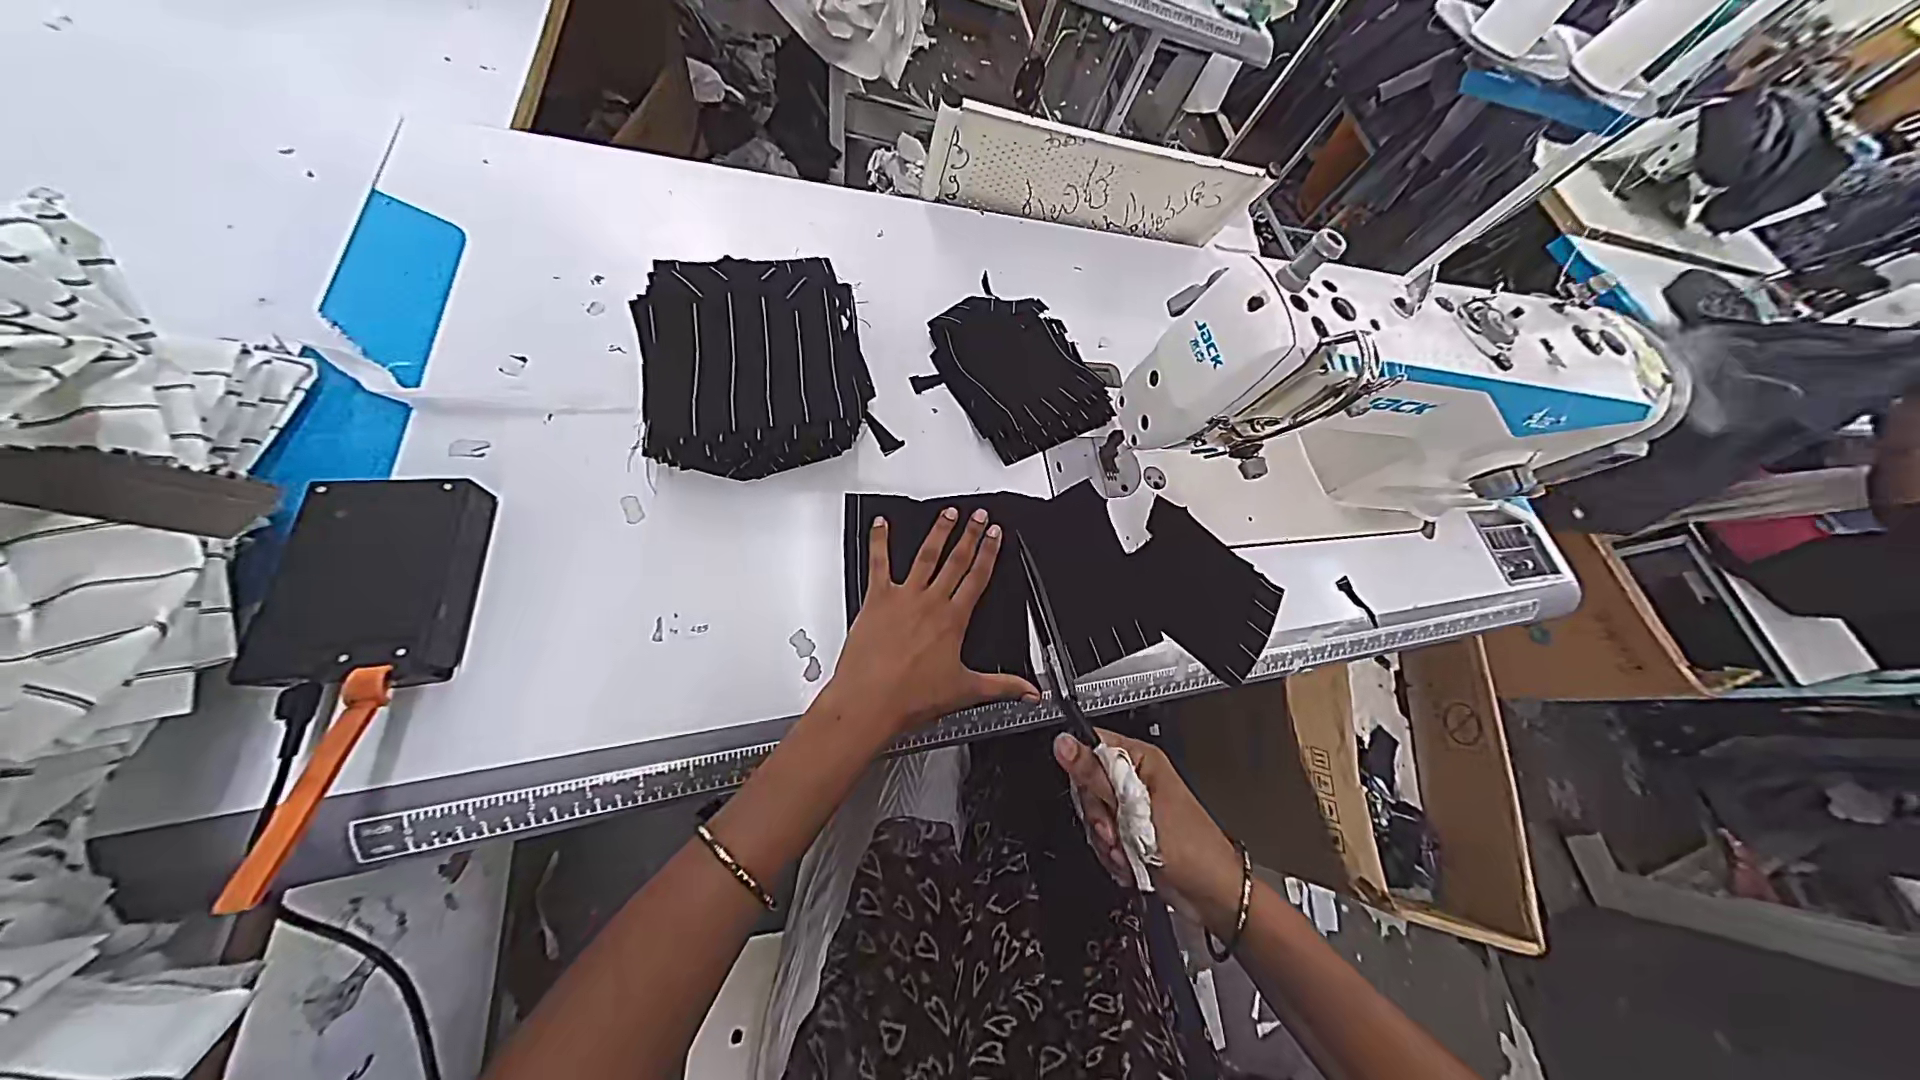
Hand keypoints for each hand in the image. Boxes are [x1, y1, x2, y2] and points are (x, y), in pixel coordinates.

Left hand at [823, 509, 1039, 737]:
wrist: (870, 701)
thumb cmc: (911, 697)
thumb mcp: (965, 691)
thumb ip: (1003, 687)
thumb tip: (1029, 692)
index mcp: (953, 620)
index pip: (977, 578)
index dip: (989, 553)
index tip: (995, 535)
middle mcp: (930, 603)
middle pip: (956, 560)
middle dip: (970, 535)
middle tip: (979, 516)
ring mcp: (903, 598)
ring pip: (925, 555)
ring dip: (938, 532)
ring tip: (947, 513)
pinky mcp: (877, 600)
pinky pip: (878, 563)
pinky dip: (879, 542)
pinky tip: (881, 524)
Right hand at [1053, 729, 1244, 936]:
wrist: (1211, 895)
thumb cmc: (1191, 848)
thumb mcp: (1135, 808)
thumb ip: (1095, 775)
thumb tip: (1064, 744)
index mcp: (1140, 758)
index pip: (1090, 746)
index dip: (1083, 771)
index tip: (1093, 794)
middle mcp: (1135, 779)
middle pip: (1087, 784)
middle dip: (1097, 814)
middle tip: (1115, 828)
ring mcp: (1132, 806)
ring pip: (1092, 814)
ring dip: (1105, 839)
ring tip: (1127, 849)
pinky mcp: (1129, 830)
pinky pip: (1100, 836)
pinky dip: (1110, 853)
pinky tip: (1128, 860)